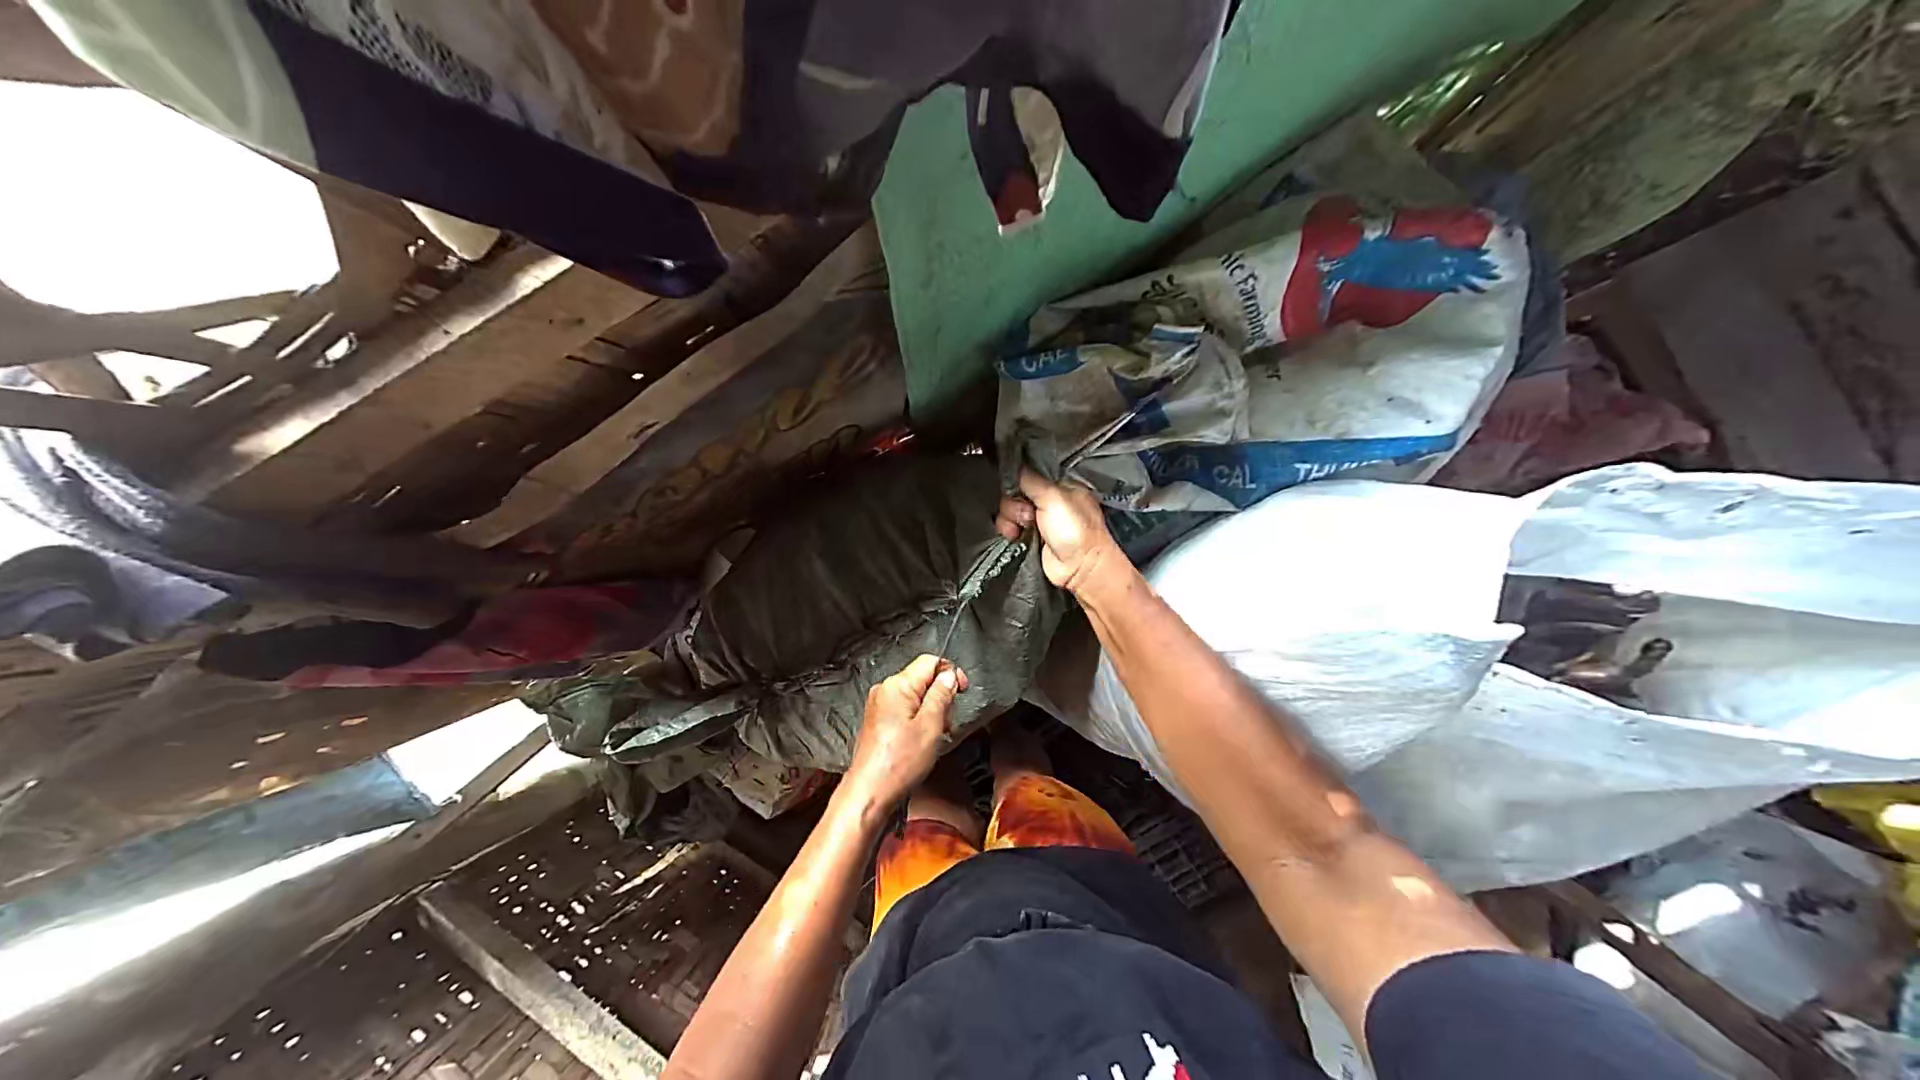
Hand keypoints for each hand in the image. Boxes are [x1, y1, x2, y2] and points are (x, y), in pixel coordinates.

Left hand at [846, 654, 968, 808]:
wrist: (870, 792)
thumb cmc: (897, 764)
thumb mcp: (931, 725)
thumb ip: (942, 694)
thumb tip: (949, 675)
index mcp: (897, 685)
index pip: (930, 661)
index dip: (950, 674)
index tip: (961, 691)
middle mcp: (884, 690)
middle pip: (923, 679)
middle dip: (941, 697)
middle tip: (945, 722)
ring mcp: (879, 706)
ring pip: (916, 696)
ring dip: (931, 712)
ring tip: (932, 737)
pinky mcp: (878, 721)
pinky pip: (904, 711)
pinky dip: (917, 722)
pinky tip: (920, 742)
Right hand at [995, 468, 1130, 594]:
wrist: (1079, 567)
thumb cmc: (1075, 529)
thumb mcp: (1054, 496)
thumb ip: (1032, 479)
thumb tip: (1015, 466)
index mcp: (1059, 485)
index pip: (1030, 472)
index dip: (1019, 478)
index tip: (1017, 486)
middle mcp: (1047, 499)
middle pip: (1015, 490)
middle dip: (1015, 502)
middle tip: (1029, 513)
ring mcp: (1037, 517)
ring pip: (1008, 508)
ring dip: (1010, 517)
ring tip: (1024, 526)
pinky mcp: (1028, 535)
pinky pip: (1007, 525)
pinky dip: (1007, 529)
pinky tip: (1015, 535)